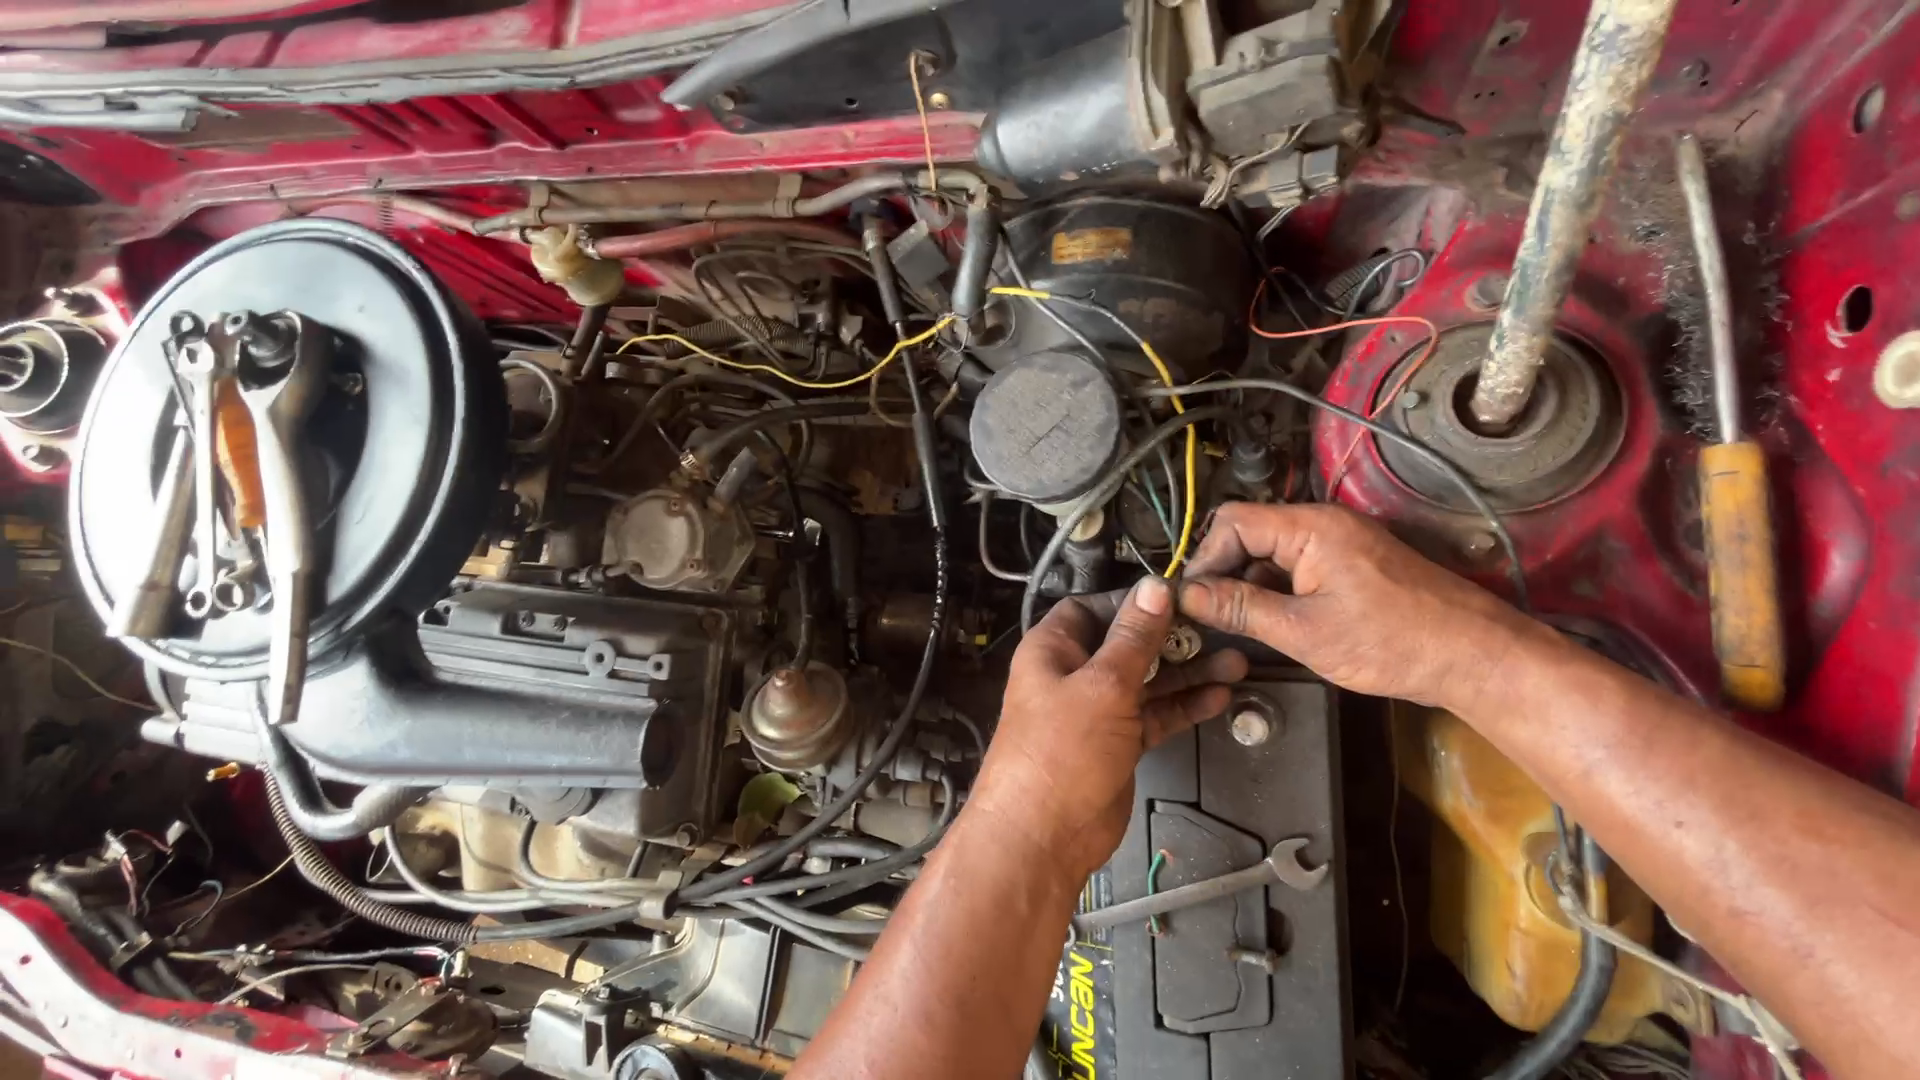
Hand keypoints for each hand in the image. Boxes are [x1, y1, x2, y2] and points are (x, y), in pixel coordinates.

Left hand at [970, 577, 1247, 882]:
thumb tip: (1154, 588)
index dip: (1131, 601)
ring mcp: (1095, 711)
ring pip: (1146, 681)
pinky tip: (1217, 696)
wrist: (1043, 836)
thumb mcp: (1102, 685)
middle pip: (1126, 644)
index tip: (1175, 596)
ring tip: (1234, 662)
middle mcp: (1071, 675)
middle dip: (1169, 637)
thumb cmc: (1059, 753)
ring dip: (1186, 673)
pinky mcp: (1116, 744)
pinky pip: (1153, 715)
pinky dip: (1182, 707)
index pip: (1092, 608)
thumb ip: (1134, 638)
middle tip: (1214, 629)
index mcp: (1052, 650)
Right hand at [1177, 502, 1550, 710]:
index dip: (1205, 559)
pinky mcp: (1350, 565)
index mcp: (1310, 528)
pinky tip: (1273, 624)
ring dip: (1249, 586)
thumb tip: (1187, 596)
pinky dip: (1276, 592)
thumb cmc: (1394, 643)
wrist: (1474, 658)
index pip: (1231, 522)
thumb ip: (1239, 609)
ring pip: (1270, 555)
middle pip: (1248, 535)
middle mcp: (1322, 525)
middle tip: (1209, 618)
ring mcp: (1339, 544)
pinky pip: (1296, 568)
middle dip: (1223, 574)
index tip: (1192, 600)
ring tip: (1239, 627)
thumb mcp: (1302, 631)